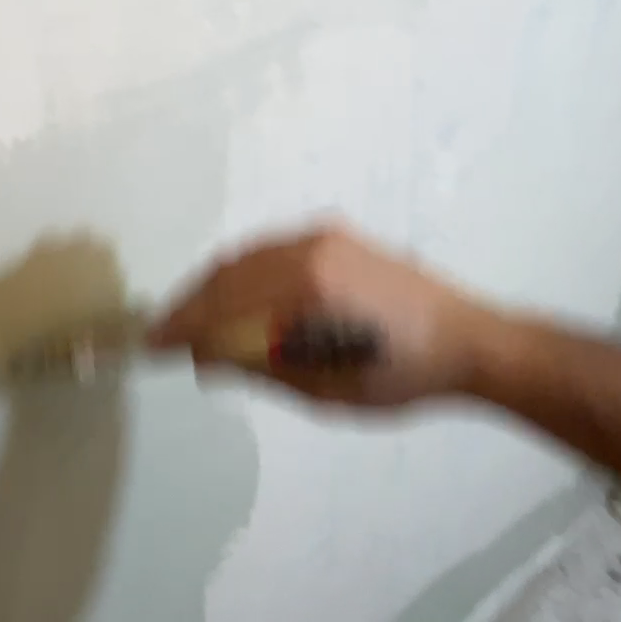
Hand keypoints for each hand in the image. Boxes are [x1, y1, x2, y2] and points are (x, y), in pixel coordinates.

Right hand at [149, 222, 496, 407]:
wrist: (467, 338)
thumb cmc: (400, 377)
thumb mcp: (325, 389)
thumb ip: (259, 365)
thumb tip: (204, 356)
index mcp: (310, 290)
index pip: (226, 307)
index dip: (184, 326)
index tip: (153, 345)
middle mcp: (307, 249)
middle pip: (226, 275)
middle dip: (190, 305)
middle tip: (164, 334)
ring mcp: (316, 235)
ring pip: (242, 257)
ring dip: (210, 287)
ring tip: (190, 318)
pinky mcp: (326, 232)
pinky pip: (265, 250)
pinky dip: (238, 274)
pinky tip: (229, 295)